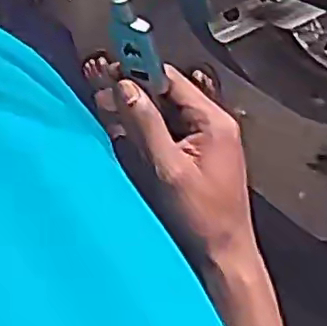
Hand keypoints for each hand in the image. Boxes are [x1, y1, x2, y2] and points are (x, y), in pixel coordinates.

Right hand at [115, 64, 256, 260]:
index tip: (113, 66)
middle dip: (132, 90)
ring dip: (133, 108)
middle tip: (102, 87)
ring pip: (160, 108)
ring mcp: (202, 137)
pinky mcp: (193, 151)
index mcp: (213, 121)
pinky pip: (163, 126)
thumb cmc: (204, 219)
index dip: (139, 70)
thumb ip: (146, 124)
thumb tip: (124, 86)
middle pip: (163, 91)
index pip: (169, 79)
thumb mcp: (169, 169)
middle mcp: (211, 123)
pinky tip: (121, 127)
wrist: (224, 259)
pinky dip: (141, 125)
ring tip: (105, 105)